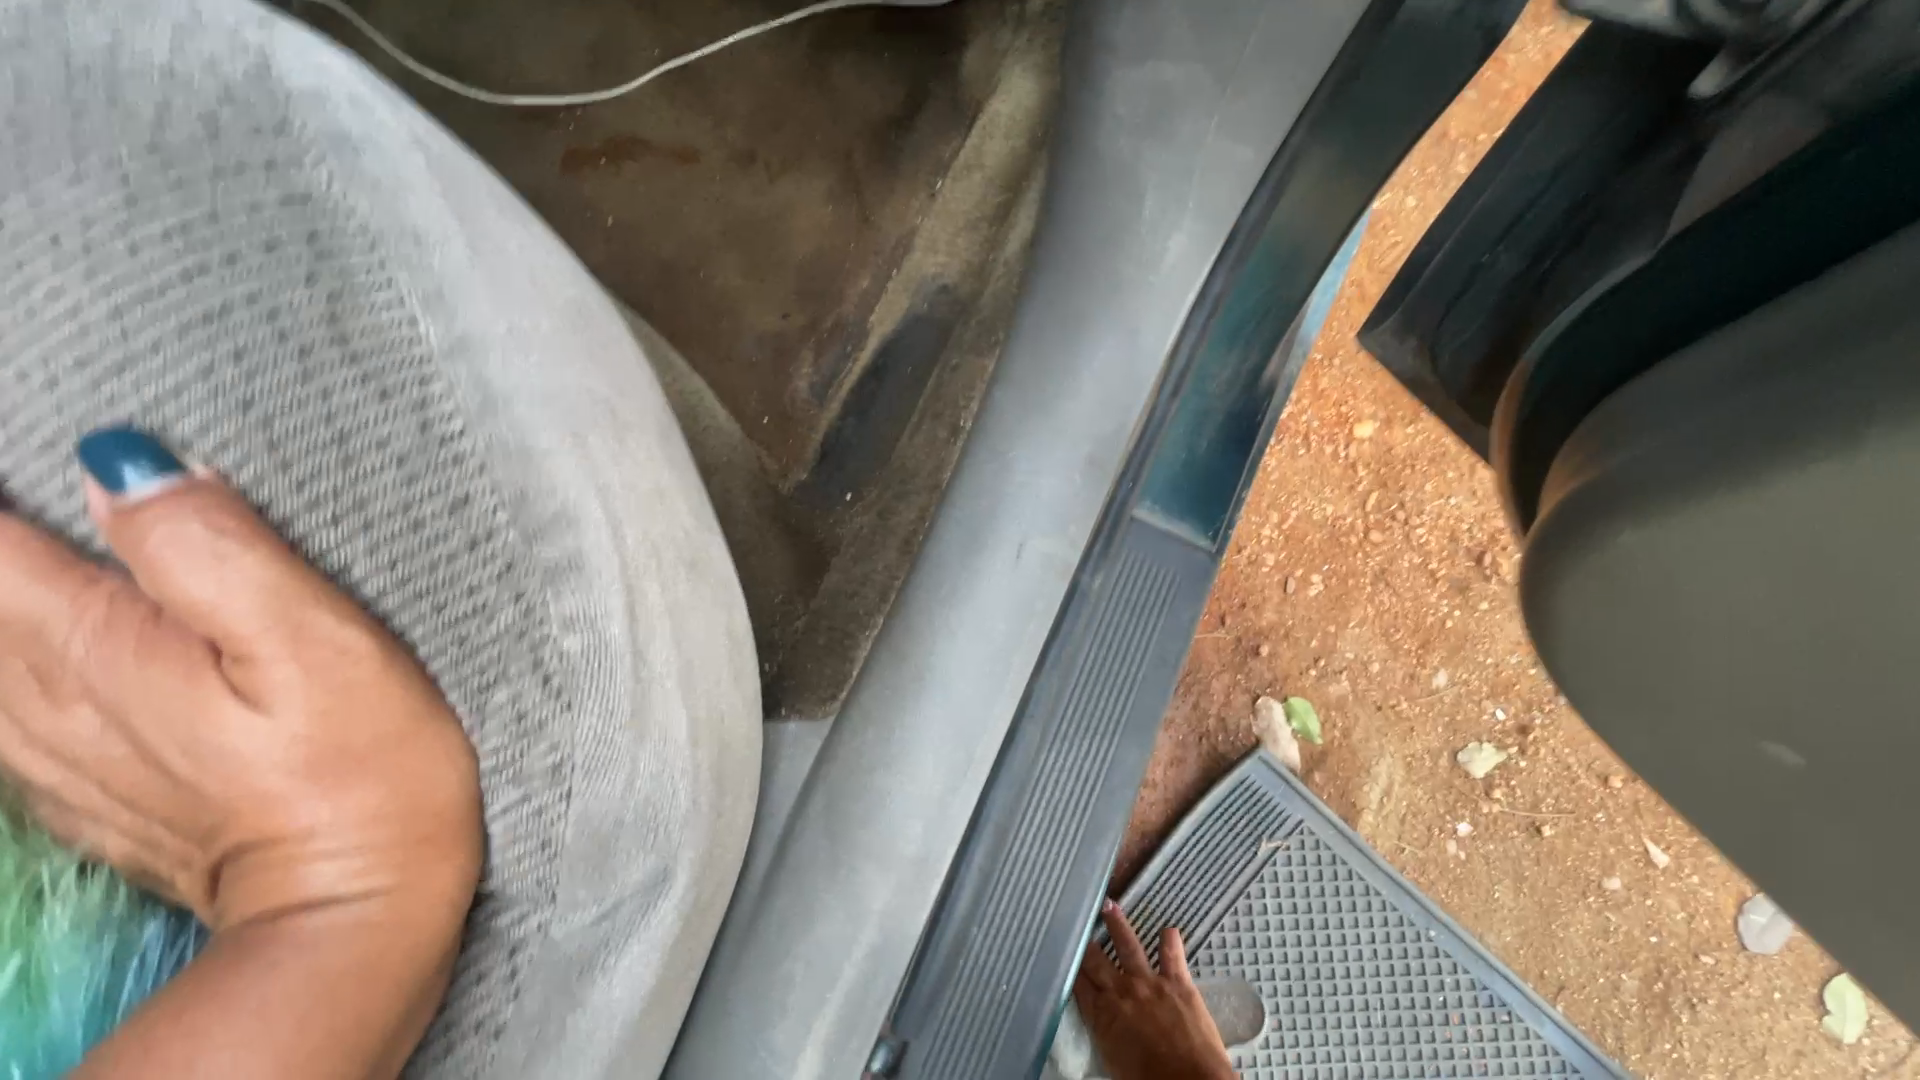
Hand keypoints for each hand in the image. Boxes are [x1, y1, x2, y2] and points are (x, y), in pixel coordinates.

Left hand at [0, 427, 481, 932]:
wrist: (358, 900)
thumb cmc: (362, 764)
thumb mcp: (316, 645)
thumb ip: (216, 552)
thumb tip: (131, 469)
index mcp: (93, 641)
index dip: (0, 478)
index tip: (28, 423)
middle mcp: (40, 692)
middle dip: (4, 536)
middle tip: (38, 487)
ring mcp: (51, 747)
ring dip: (6, 589)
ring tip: (49, 550)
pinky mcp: (85, 780)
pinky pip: (2, 696)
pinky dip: (15, 643)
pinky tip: (53, 633)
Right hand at [1075, 900, 1235, 1079]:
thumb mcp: (1111, 1061)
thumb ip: (1103, 1032)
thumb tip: (1098, 1019)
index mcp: (1102, 1014)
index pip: (1078, 981)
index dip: (1069, 962)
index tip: (1061, 946)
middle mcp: (1121, 991)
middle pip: (1095, 959)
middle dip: (1084, 940)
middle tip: (1075, 919)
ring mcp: (1150, 983)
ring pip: (1128, 946)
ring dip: (1118, 925)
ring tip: (1110, 905)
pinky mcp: (1178, 983)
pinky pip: (1173, 957)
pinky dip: (1171, 942)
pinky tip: (1170, 929)